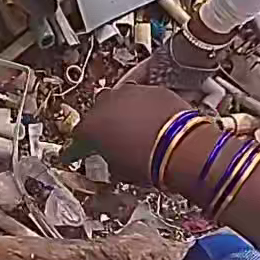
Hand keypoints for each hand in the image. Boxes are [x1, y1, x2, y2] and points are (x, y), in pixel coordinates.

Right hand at [75, 84, 191, 184]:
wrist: (181, 147)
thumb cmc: (147, 162)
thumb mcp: (119, 170)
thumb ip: (109, 160)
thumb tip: (113, 160)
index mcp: (90, 127)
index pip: (78, 137)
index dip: (80, 147)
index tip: (81, 152)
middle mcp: (104, 104)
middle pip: (97, 111)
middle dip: (103, 123)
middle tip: (112, 138)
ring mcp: (128, 93)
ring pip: (119, 99)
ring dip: (123, 111)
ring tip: (135, 128)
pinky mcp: (152, 89)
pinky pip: (142, 97)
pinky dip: (144, 107)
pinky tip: (153, 121)